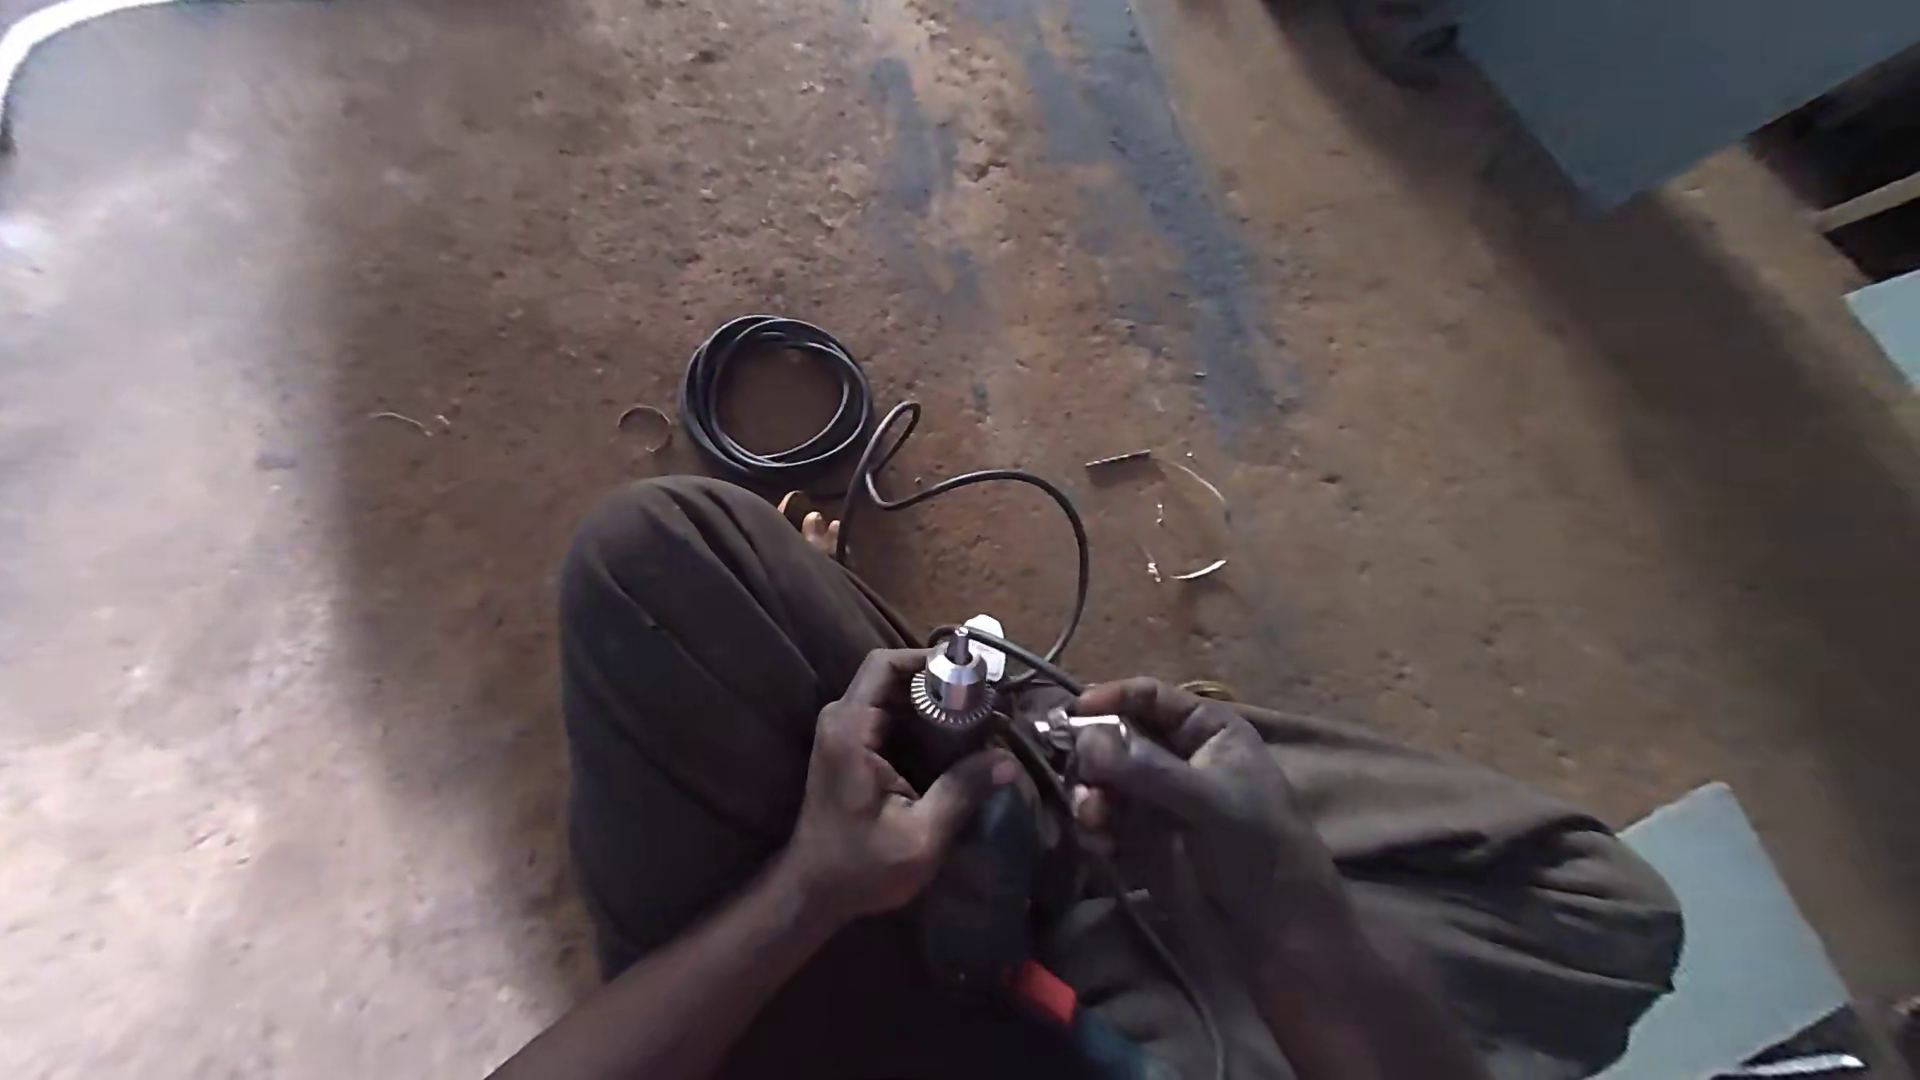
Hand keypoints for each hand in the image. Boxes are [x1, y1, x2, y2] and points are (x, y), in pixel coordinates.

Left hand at [781, 649, 1019, 924]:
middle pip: (891, 674)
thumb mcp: (920, 836)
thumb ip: (962, 791)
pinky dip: (918, 714)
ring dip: (929, 697)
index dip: (925, 658)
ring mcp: (842, 729)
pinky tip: (949, 735)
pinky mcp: (849, 742)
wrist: (813, 891)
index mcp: (851, 729)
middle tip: (979, 699)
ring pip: (891, 691)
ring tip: (972, 714)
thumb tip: (1008, 760)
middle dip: (936, 680)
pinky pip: (887, 710)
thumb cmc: (860, 867)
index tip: (967, 673)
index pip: (885, 665)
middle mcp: (841, 718)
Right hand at [1072, 678, 1346, 954]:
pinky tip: (1098, 842)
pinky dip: (1093, 823)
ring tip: (1091, 816)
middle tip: (1081, 775)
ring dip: (1090, 791)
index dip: (1110, 697)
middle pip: (1115, 732)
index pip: (1148, 695)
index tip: (1074, 712)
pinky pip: (1101, 813)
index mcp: (1204, 729)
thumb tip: (1084, 740)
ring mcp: (1153, 793)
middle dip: (1092, 752)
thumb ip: (1147, 769)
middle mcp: (1174, 753)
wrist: (1279, 938)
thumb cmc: (1260, 851)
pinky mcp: (1138, 832)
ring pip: (1102, 774)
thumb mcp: (1210, 802)